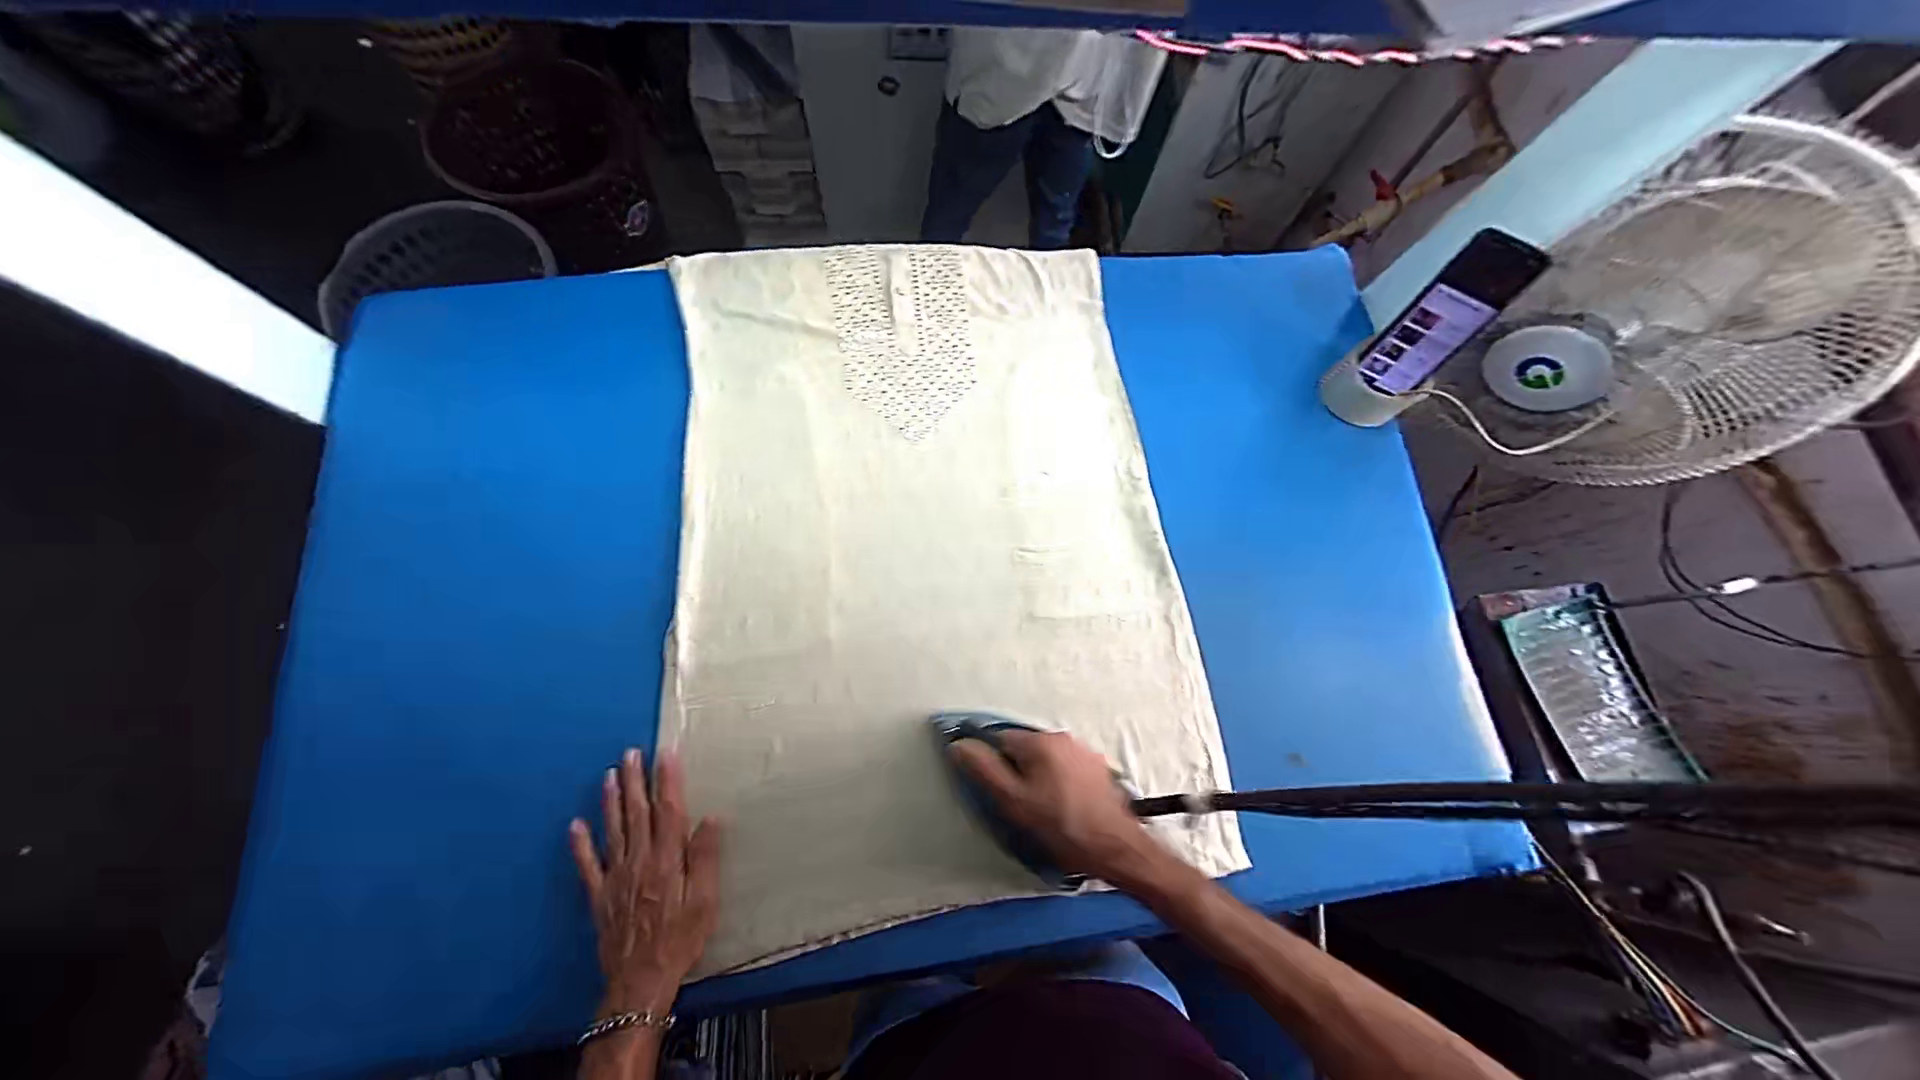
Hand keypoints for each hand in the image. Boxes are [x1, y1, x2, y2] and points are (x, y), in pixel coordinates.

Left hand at [569, 748, 721, 1016]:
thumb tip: (711, 818)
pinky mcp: (599, 896)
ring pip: (613, 830)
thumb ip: (705, 858)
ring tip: (610, 774)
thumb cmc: (681, 937)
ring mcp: (616, 876)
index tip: (666, 753)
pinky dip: (580, 844)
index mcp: (668, 858)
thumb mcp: (705, 899)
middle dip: (636, 780)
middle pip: (638, 813)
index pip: (669, 810)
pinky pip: (587, 865)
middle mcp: (640, 860)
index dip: (668, 780)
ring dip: (611, 800)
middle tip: (632, 753)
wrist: (641, 979)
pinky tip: (575, 825)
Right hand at [947, 729, 1174, 892]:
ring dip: (1036, 774)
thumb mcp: (1014, 802)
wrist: (1115, 847)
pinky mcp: (1097, 768)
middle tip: (1016, 801)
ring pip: (1044, 758)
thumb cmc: (1062, 827)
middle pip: (1022, 747)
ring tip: (1039, 808)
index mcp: (1039, 742)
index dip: (989, 760)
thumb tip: (959, 745)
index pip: (998, 738)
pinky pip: (1064, 766)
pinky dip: (1056, 780)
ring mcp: (1082, 752)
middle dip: (1014, 769)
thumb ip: (984, 770)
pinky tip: (1060, 805)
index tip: (992, 784)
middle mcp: (1061, 738)